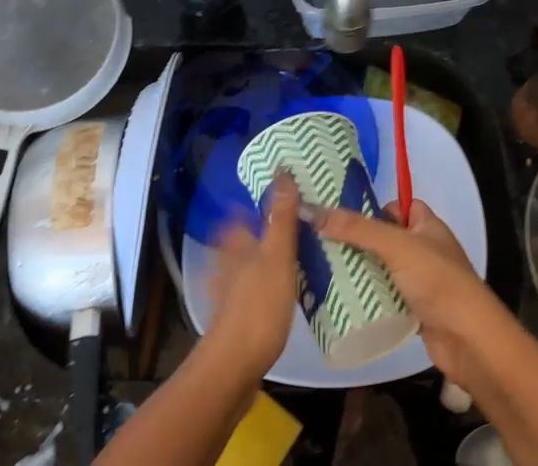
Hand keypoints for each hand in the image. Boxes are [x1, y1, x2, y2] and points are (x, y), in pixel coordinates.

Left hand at [206, 172, 301, 376]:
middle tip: (310, 225)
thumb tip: (282, 171)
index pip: (249, 208)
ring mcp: (230, 286)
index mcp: (234, 240)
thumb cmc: (257, 308)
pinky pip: (260, 284)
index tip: (297, 195)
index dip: (270, 199)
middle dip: (276, 228)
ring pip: (256, 259)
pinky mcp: (238, 311)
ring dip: (277, 255)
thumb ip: (281, 217)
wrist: (234, 367)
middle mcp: (227, 258)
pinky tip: (295, 289)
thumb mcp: (276, 257)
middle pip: (253, 233)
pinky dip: (275, 281)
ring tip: (310, 254)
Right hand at [313, 199, 503, 381]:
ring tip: (324, 267)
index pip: (402, 206)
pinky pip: (385, 296)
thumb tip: (314, 211)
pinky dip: (368, 296)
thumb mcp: (396, 246)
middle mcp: (426, 250)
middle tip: (324, 242)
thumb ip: (357, 229)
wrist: (468, 340)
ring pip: (383, 269)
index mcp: (429, 227)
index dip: (377, 206)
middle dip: (359, 240)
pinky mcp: (414, 310)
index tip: (345, 214)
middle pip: (387, 238)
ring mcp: (421, 282)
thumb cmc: (438, 281)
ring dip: (361, 270)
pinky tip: (341, 296)